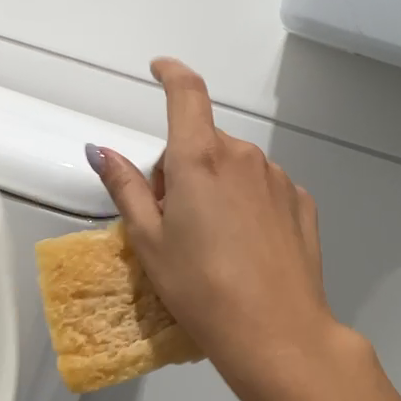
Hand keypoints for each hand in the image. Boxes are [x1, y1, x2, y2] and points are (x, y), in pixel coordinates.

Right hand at [89, 58, 346, 396]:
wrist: (276, 332)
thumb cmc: (198, 286)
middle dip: (179, 168)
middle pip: (201, 143)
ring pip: (232, 166)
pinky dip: (243, 203)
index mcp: (199, 159)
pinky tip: (241, 247)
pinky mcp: (300, 203)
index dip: (171, 73)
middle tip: (169, 221)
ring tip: (207, 241)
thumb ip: (125, 187)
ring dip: (212, 186)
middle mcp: (242, 157)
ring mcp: (277, 179)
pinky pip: (260, 187)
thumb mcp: (147, 239)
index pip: (187, 94)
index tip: (158, 68)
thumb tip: (100, 150)